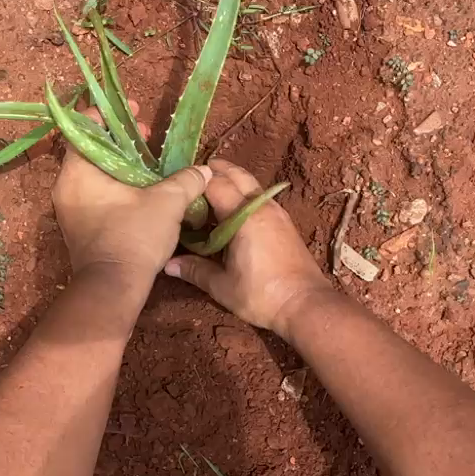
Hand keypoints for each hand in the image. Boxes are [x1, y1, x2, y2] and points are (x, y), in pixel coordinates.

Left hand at [52, 108, 211, 282]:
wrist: (113, 288)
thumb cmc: (133, 238)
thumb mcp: (166, 203)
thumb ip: (185, 181)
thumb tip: (204, 171)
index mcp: (77, 171)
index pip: (85, 126)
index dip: (111, 115)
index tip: (136, 114)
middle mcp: (66, 187)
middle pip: (91, 149)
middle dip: (121, 139)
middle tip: (147, 137)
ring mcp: (69, 209)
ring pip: (94, 173)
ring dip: (120, 164)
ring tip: (149, 164)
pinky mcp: (79, 227)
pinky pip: (95, 194)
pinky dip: (115, 185)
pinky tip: (141, 190)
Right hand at [163, 159, 336, 337]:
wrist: (306, 304)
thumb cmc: (262, 295)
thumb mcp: (222, 286)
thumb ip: (195, 270)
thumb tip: (169, 264)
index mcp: (244, 217)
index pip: (215, 184)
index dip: (195, 183)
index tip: (178, 189)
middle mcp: (261, 207)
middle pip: (237, 175)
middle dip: (215, 171)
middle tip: (194, 177)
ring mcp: (277, 213)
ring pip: (251, 185)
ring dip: (232, 182)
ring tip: (210, 192)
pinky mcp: (285, 223)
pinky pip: (260, 199)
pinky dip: (244, 197)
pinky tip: (233, 213)